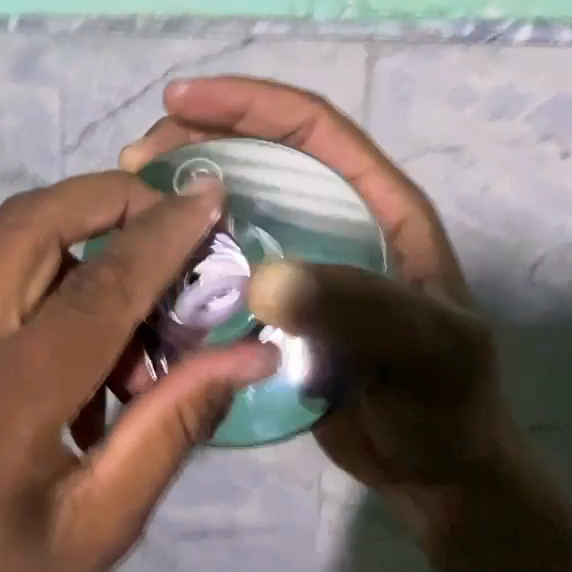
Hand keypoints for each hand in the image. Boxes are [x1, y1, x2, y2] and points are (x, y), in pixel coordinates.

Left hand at [0, 172, 279, 571]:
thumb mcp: (99, 527)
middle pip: (24, 226)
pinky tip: (92, 353)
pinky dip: (53, 282)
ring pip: (5, 245)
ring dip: (81, 242)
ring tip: (144, 311)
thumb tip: (248, 354)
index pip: (90, 295)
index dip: (157, 240)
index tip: (212, 201)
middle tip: (175, 218)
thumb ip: (170, 429)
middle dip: (106, 199)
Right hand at [119, 77, 519, 540]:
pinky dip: (181, 265)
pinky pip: (218, 273)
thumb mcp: (421, 348)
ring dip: (180, 205)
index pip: (311, 129)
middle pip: (258, 162)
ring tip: (128, 208)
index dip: (246, 104)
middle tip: (134, 162)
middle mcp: (333, 225)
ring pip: (230, 218)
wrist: (433, 471)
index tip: (176, 100)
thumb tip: (263, 279)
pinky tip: (144, 272)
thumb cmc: (444, 401)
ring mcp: (299, 269)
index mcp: (378, 207)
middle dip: (196, 147)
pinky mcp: (272, 312)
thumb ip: (355, 308)